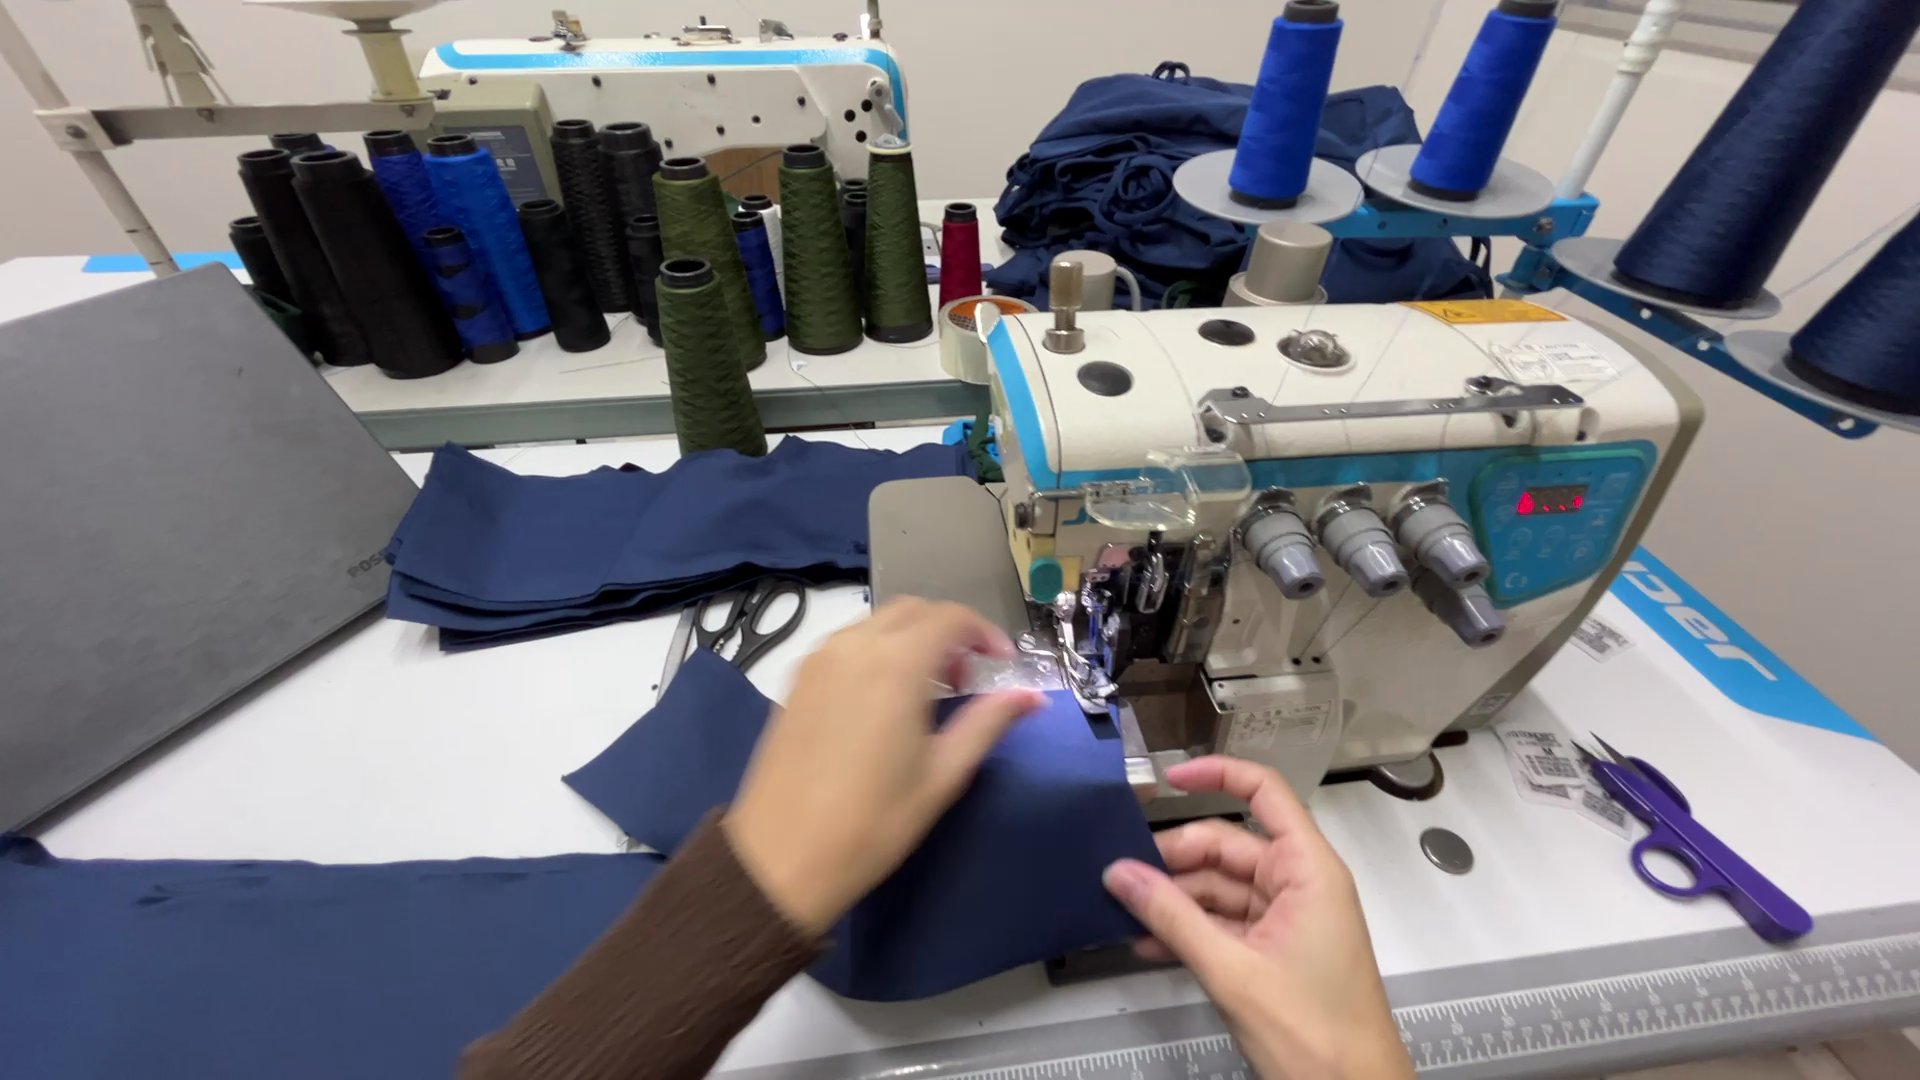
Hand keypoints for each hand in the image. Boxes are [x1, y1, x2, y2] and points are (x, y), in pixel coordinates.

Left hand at [724, 598, 1042, 935]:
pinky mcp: (797, 678)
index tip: (1003, 665)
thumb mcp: (943, 774)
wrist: (780, 858)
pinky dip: (879, 650)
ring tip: (930, 690)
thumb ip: (988, 722)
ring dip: (914, 638)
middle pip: (915, 611)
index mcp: (896, 663)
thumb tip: (1032, 697)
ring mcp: (819, 658)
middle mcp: (854, 645)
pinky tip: (885, 697)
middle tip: (968, 678)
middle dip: (950, 632)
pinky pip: (849, 642)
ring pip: (879, 622)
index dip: (986, 633)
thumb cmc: (872, 822)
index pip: (951, 618)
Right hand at [1102, 757, 1412, 1079]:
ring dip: (1173, 898)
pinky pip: (1221, 921)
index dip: (1216, 774)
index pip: (1263, 792)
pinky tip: (1147, 943)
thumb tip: (1117, 872)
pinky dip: (1187, 929)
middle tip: (1123, 874)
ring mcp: (1285, 917)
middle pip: (1226, 844)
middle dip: (1174, 858)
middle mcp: (1297, 882)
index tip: (1167, 781)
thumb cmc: (1314, 1036)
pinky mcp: (1272, 950)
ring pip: (1217, 885)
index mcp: (1307, 869)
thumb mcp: (1232, 971)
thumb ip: (1171, 917)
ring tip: (1125, 911)